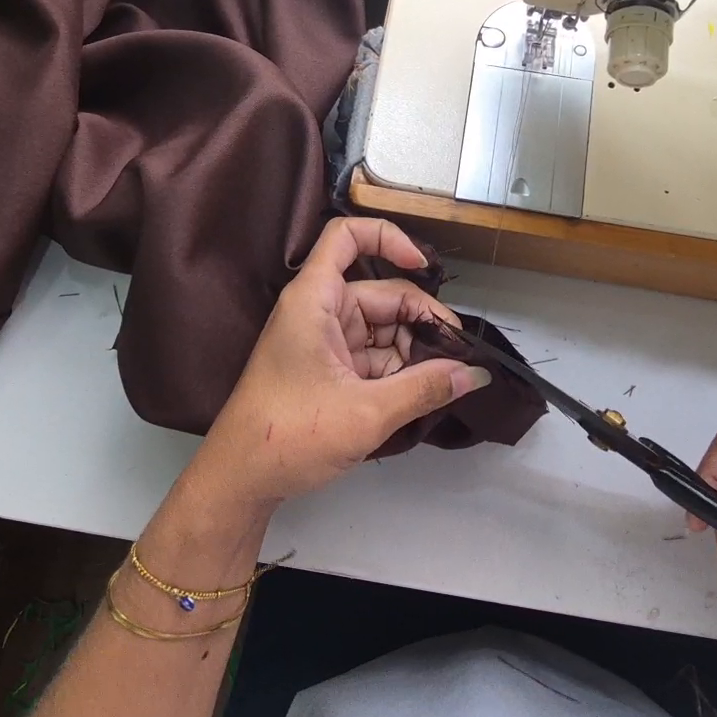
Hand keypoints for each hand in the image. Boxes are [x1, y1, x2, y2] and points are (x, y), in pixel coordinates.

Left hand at [188, 218, 491, 510]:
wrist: (241, 479)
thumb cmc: (289, 436)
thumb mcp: (366, 412)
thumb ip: (425, 389)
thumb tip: (475, 375)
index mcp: (314, 299)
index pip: (347, 237)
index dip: (388, 238)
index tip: (424, 266)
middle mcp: (319, 310)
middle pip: (381, 293)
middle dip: (421, 319)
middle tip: (459, 354)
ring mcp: (324, 340)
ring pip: (382, 327)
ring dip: (414, 349)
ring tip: (445, 380)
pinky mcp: (329, 368)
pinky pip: (373, 354)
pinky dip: (399, 369)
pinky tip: (425, 390)